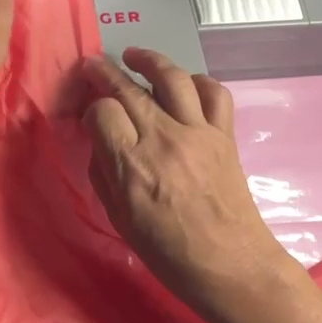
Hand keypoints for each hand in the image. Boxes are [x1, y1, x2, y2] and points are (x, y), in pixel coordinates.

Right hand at [82, 48, 284, 302]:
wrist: (230, 266)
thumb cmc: (168, 252)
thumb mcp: (119, 218)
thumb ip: (104, 173)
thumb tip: (101, 141)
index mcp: (132, 165)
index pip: (102, 111)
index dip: (91, 109)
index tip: (91, 120)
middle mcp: (163, 138)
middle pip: (129, 88)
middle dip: (105, 72)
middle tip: (93, 64)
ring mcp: (198, 132)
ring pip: (172, 77)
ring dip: (149, 60)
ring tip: (134, 56)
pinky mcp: (224, 135)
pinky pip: (213, 93)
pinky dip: (197, 80)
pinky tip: (184, 83)